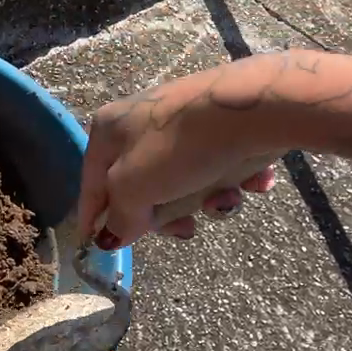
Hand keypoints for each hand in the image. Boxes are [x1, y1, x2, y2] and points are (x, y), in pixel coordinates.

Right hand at [77, 54, 290, 247]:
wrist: (260, 105)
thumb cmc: (179, 148)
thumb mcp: (133, 189)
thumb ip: (119, 218)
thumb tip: (111, 237)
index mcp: (107, 130)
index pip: (91, 185)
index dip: (93, 218)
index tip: (97, 245)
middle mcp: (140, 121)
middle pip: (142, 185)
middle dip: (166, 213)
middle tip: (186, 230)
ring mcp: (184, 119)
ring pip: (184, 177)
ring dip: (206, 198)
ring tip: (229, 201)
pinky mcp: (226, 121)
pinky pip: (220, 160)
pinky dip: (234, 177)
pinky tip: (253, 181)